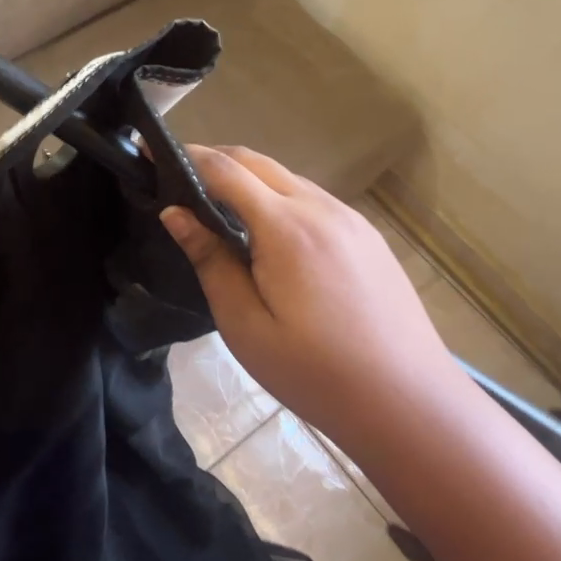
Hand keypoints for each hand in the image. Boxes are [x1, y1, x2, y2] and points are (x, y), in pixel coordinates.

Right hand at [158, 145, 456, 439]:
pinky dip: (279, 198)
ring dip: (248, 179)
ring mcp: (351, 221)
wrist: (410, 405)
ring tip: (218, 209)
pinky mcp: (368, 238)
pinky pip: (313, 200)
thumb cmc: (316, 373)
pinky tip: (269, 235)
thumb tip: (175, 213)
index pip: (225, 169)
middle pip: (257, 162)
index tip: (149, 155)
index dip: (184, 156)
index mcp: (286, 227)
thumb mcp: (245, 325)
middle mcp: (321, 209)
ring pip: (287, 178)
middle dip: (214, 160)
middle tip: (177, 180)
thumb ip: (210, 261)